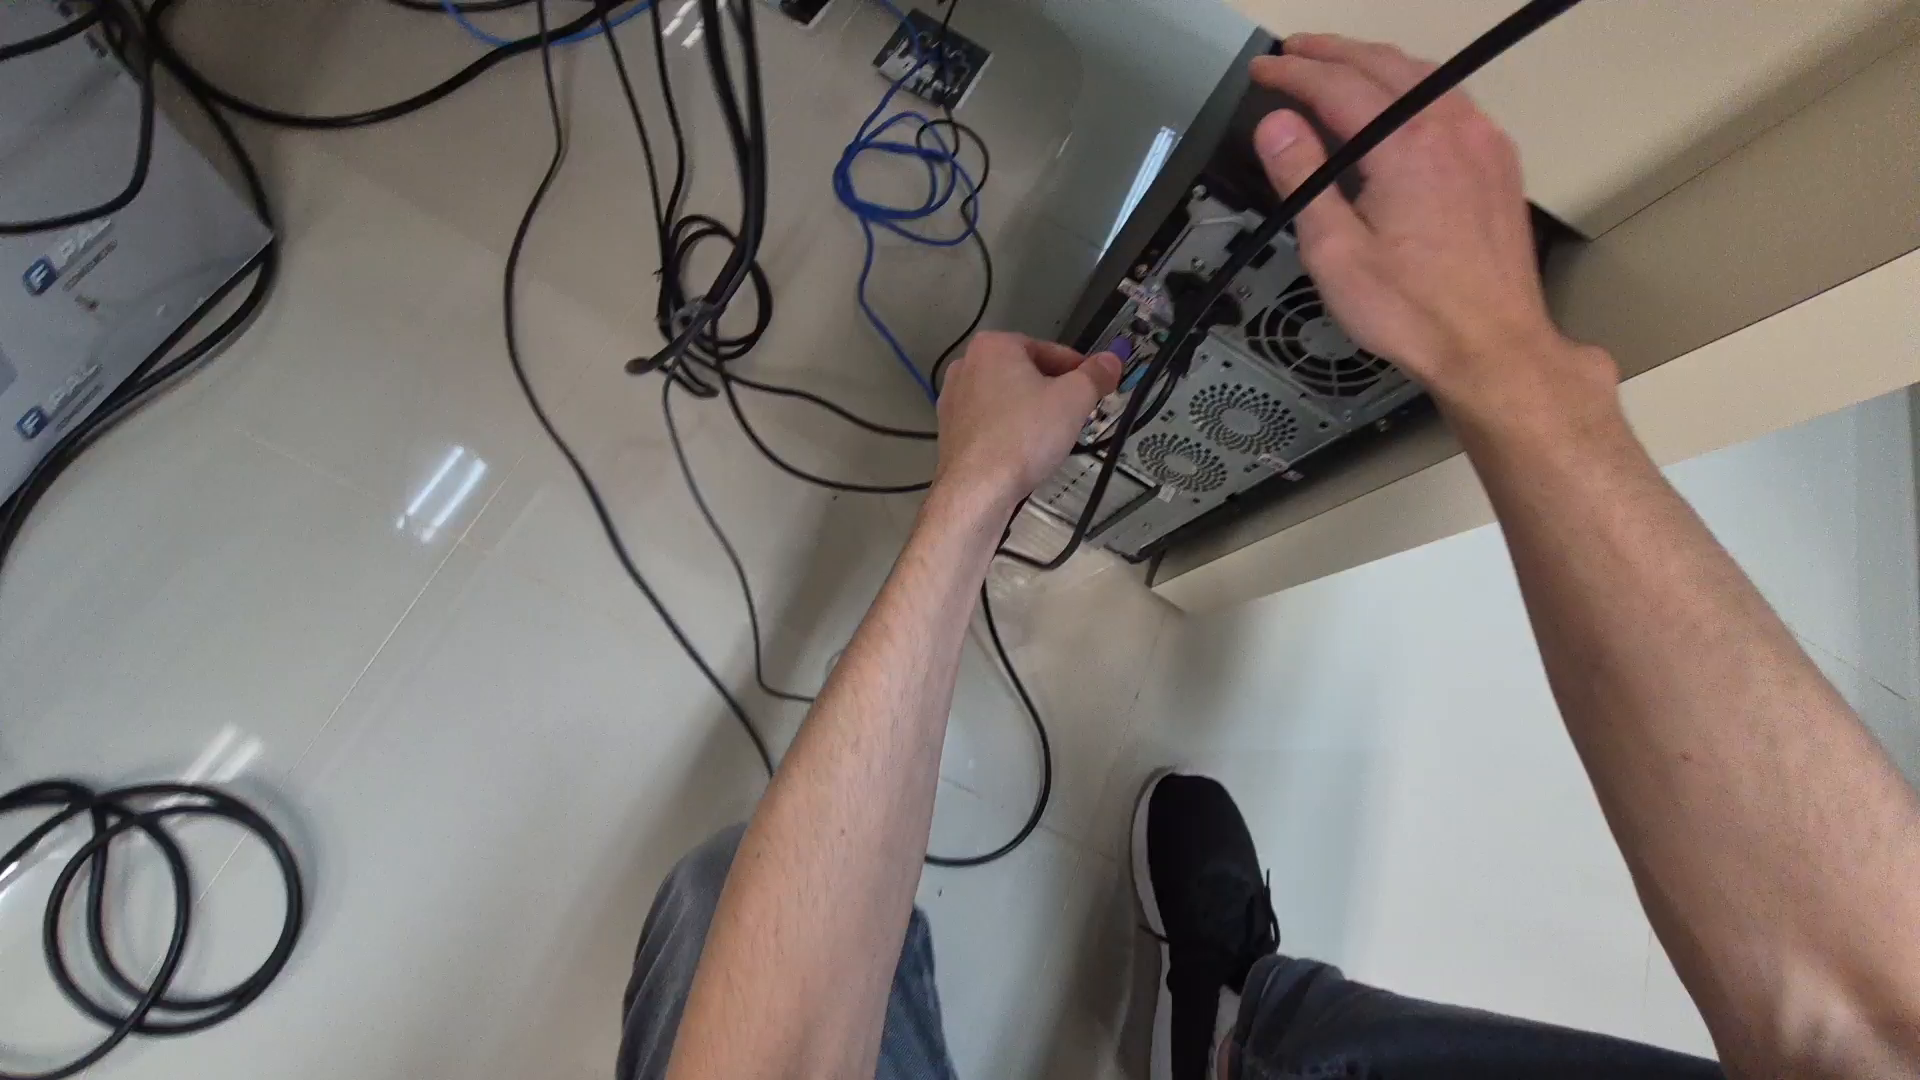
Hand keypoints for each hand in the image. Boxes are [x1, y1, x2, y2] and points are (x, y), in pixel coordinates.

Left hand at [934, 332, 1120, 509]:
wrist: (976, 489)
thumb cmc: (1020, 439)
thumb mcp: (1074, 400)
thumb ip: (1096, 375)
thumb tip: (1110, 362)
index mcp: (993, 346)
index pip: (1049, 350)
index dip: (1079, 369)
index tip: (1094, 385)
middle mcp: (967, 366)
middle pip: (1026, 373)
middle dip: (1053, 392)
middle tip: (1074, 414)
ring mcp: (954, 400)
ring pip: (1007, 399)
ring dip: (1031, 413)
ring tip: (1049, 437)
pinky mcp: (951, 431)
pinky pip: (991, 423)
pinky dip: (1010, 432)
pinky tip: (1024, 452)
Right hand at [1249, 35, 1614, 426]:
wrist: (1489, 343)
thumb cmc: (1405, 309)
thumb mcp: (1334, 252)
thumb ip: (1303, 181)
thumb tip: (1274, 125)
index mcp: (1406, 146)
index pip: (1339, 88)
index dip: (1294, 74)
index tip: (1262, 70)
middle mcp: (1452, 126)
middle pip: (1385, 67)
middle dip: (1333, 54)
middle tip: (1291, 53)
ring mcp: (1482, 141)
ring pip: (1423, 78)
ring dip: (1372, 65)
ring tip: (1335, 67)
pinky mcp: (1496, 163)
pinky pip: (1449, 102)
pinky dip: (1409, 88)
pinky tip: (1393, 105)